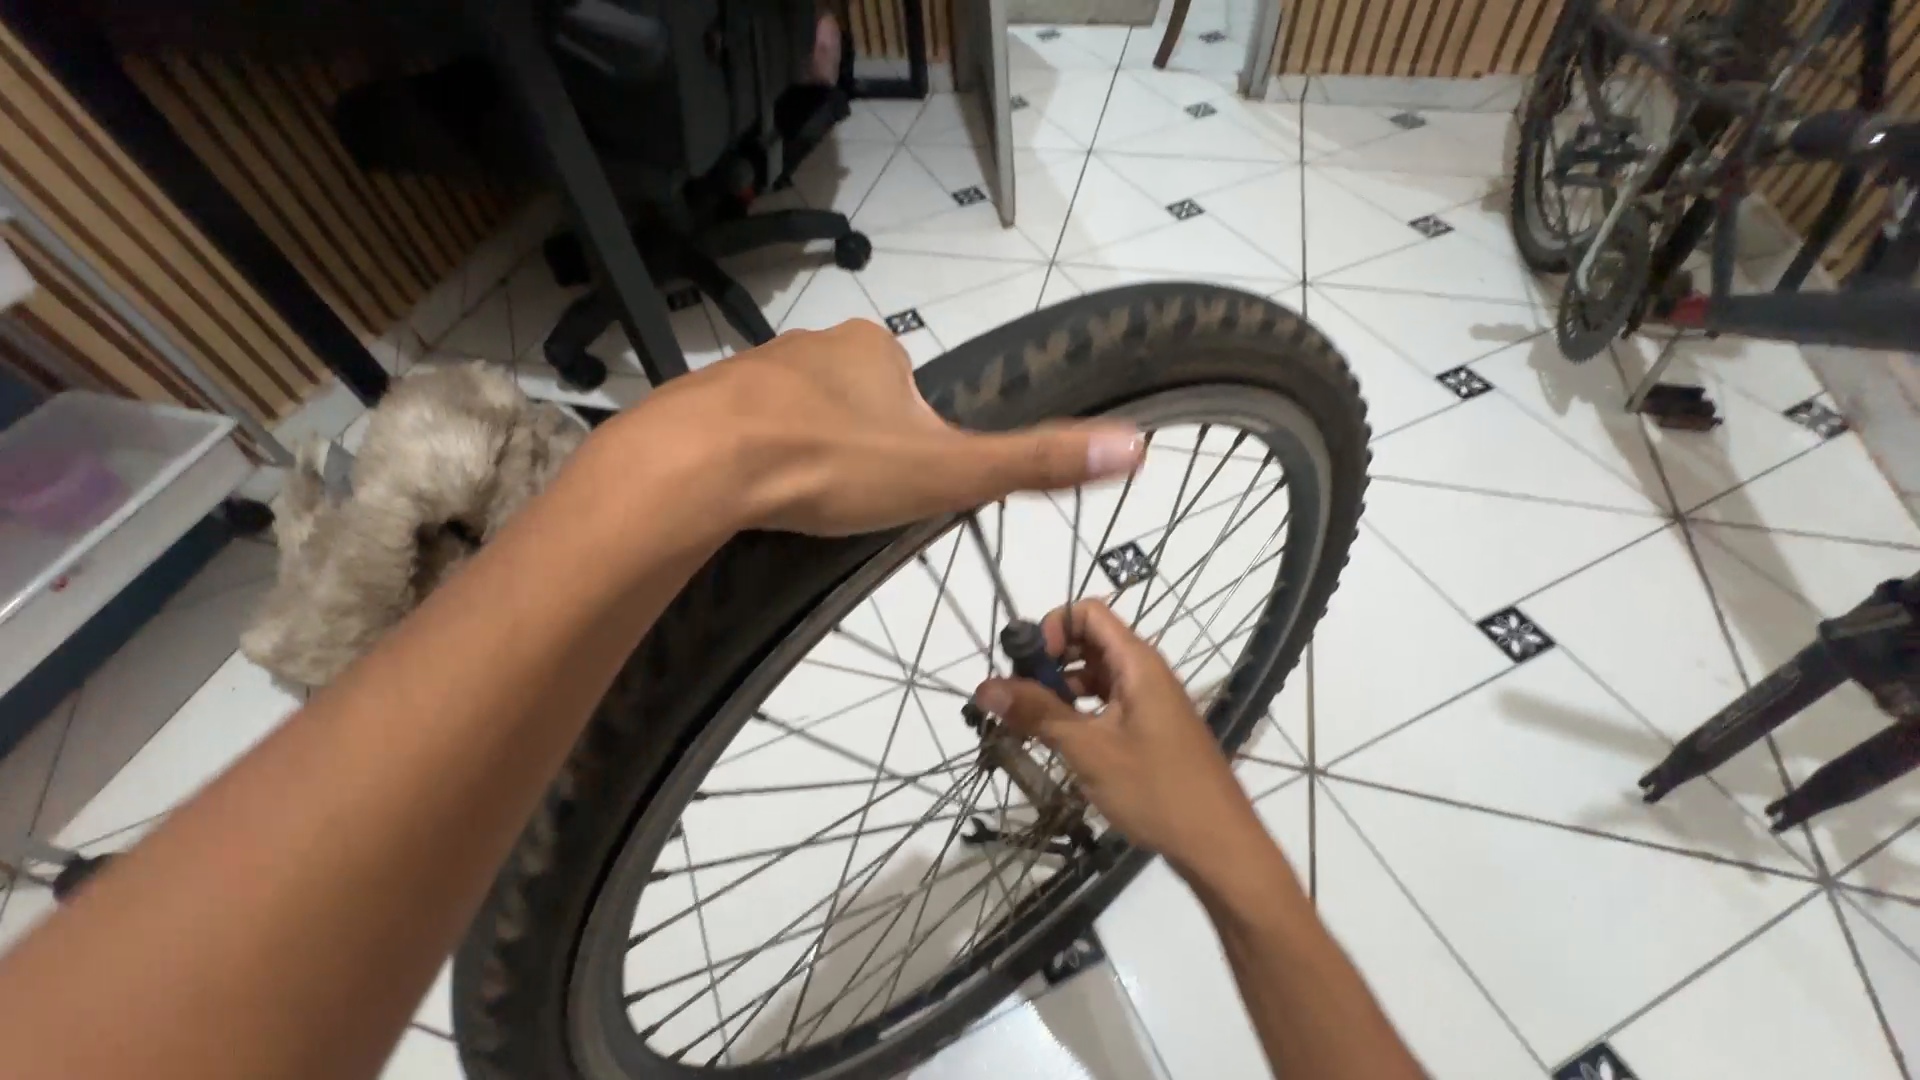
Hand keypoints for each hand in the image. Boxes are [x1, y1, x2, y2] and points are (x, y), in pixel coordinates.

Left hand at [637, 319, 1142, 535]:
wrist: (708, 465)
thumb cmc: (838, 463)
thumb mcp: (949, 471)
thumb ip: (1034, 462)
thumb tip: (1134, 446)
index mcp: (879, 349)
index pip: (914, 393)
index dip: (913, 443)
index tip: (895, 485)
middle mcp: (820, 343)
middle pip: (859, 402)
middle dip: (860, 449)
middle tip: (846, 500)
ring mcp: (759, 368)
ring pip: (803, 415)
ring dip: (811, 453)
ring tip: (800, 500)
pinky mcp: (711, 398)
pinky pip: (752, 428)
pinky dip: (763, 457)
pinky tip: (756, 491)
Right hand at [972, 600, 1266, 877]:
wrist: (1220, 845)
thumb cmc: (1156, 789)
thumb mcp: (1089, 749)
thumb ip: (1037, 713)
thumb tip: (984, 686)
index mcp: (1136, 663)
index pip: (1087, 612)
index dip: (1052, 627)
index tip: (1026, 666)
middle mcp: (1144, 672)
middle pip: (1088, 642)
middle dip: (1048, 661)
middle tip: (1018, 697)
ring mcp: (1150, 702)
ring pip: (1095, 676)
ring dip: (1060, 690)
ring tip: (1029, 723)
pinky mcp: (1150, 729)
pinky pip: (1107, 703)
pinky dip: (1079, 713)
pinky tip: (1059, 742)